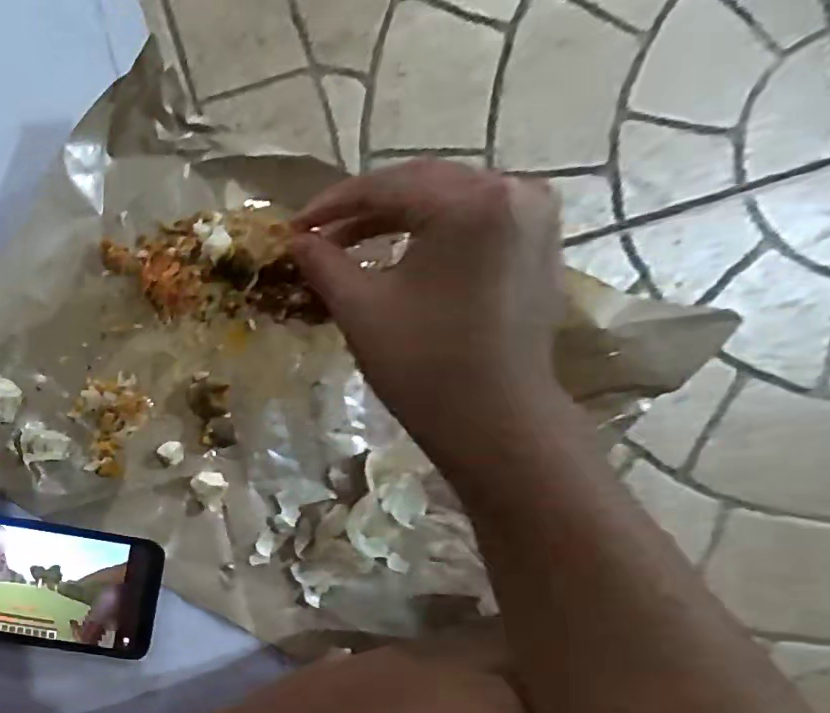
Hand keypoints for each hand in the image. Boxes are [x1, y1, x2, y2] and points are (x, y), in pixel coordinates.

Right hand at [288, 160, 566, 453]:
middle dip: (362, 207)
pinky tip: (397, 252)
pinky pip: (472, 217)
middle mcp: (511, 190)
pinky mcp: (536, 239)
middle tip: (316, 233)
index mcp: (468, 203)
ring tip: (349, 244)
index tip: (293, 226)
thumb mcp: (359, 308)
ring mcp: (532, 213)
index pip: (386, 185)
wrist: (492, 414)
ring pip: (447, 198)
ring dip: (394, 216)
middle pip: (421, 183)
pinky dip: (429, 228)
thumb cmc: (420, 363)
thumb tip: (296, 240)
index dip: (331, 204)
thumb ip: (323, 264)